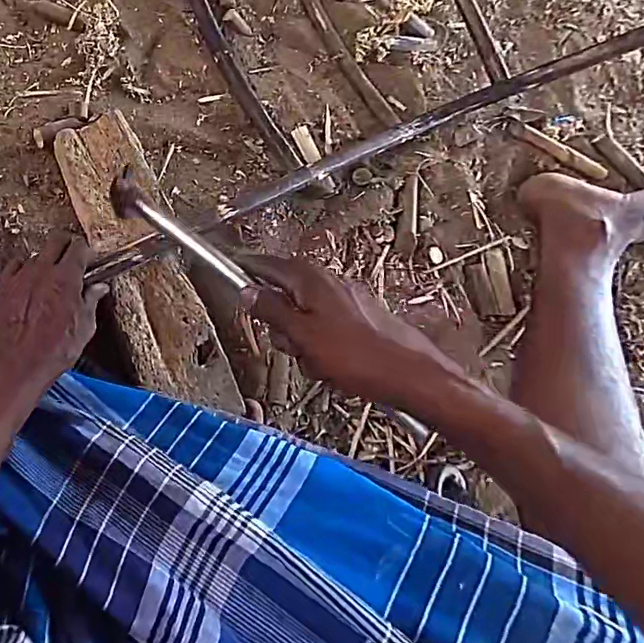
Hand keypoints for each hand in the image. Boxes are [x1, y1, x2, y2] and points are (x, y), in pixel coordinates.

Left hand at [0, 234, 108, 393]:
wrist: (20, 364)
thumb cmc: (55, 350)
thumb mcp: (85, 327)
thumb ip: (91, 301)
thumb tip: (98, 287)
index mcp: (67, 278)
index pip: (79, 247)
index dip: (86, 251)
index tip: (88, 259)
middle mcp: (43, 270)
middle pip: (56, 240)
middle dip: (66, 245)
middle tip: (71, 258)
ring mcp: (21, 276)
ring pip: (36, 254)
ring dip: (45, 260)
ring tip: (49, 276)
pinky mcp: (4, 286)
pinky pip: (14, 265)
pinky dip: (22, 268)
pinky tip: (27, 280)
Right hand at [235, 252, 469, 410]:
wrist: (415, 378)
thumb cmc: (359, 356)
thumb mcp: (302, 335)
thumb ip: (270, 310)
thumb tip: (247, 291)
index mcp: (310, 279)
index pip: (265, 264)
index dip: (244, 271)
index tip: (228, 275)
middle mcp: (328, 282)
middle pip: (284, 294)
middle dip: (280, 323)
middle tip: (289, 345)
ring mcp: (346, 300)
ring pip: (305, 315)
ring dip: (302, 341)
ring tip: (317, 363)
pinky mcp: (360, 319)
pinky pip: (325, 328)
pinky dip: (322, 346)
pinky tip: (334, 368)